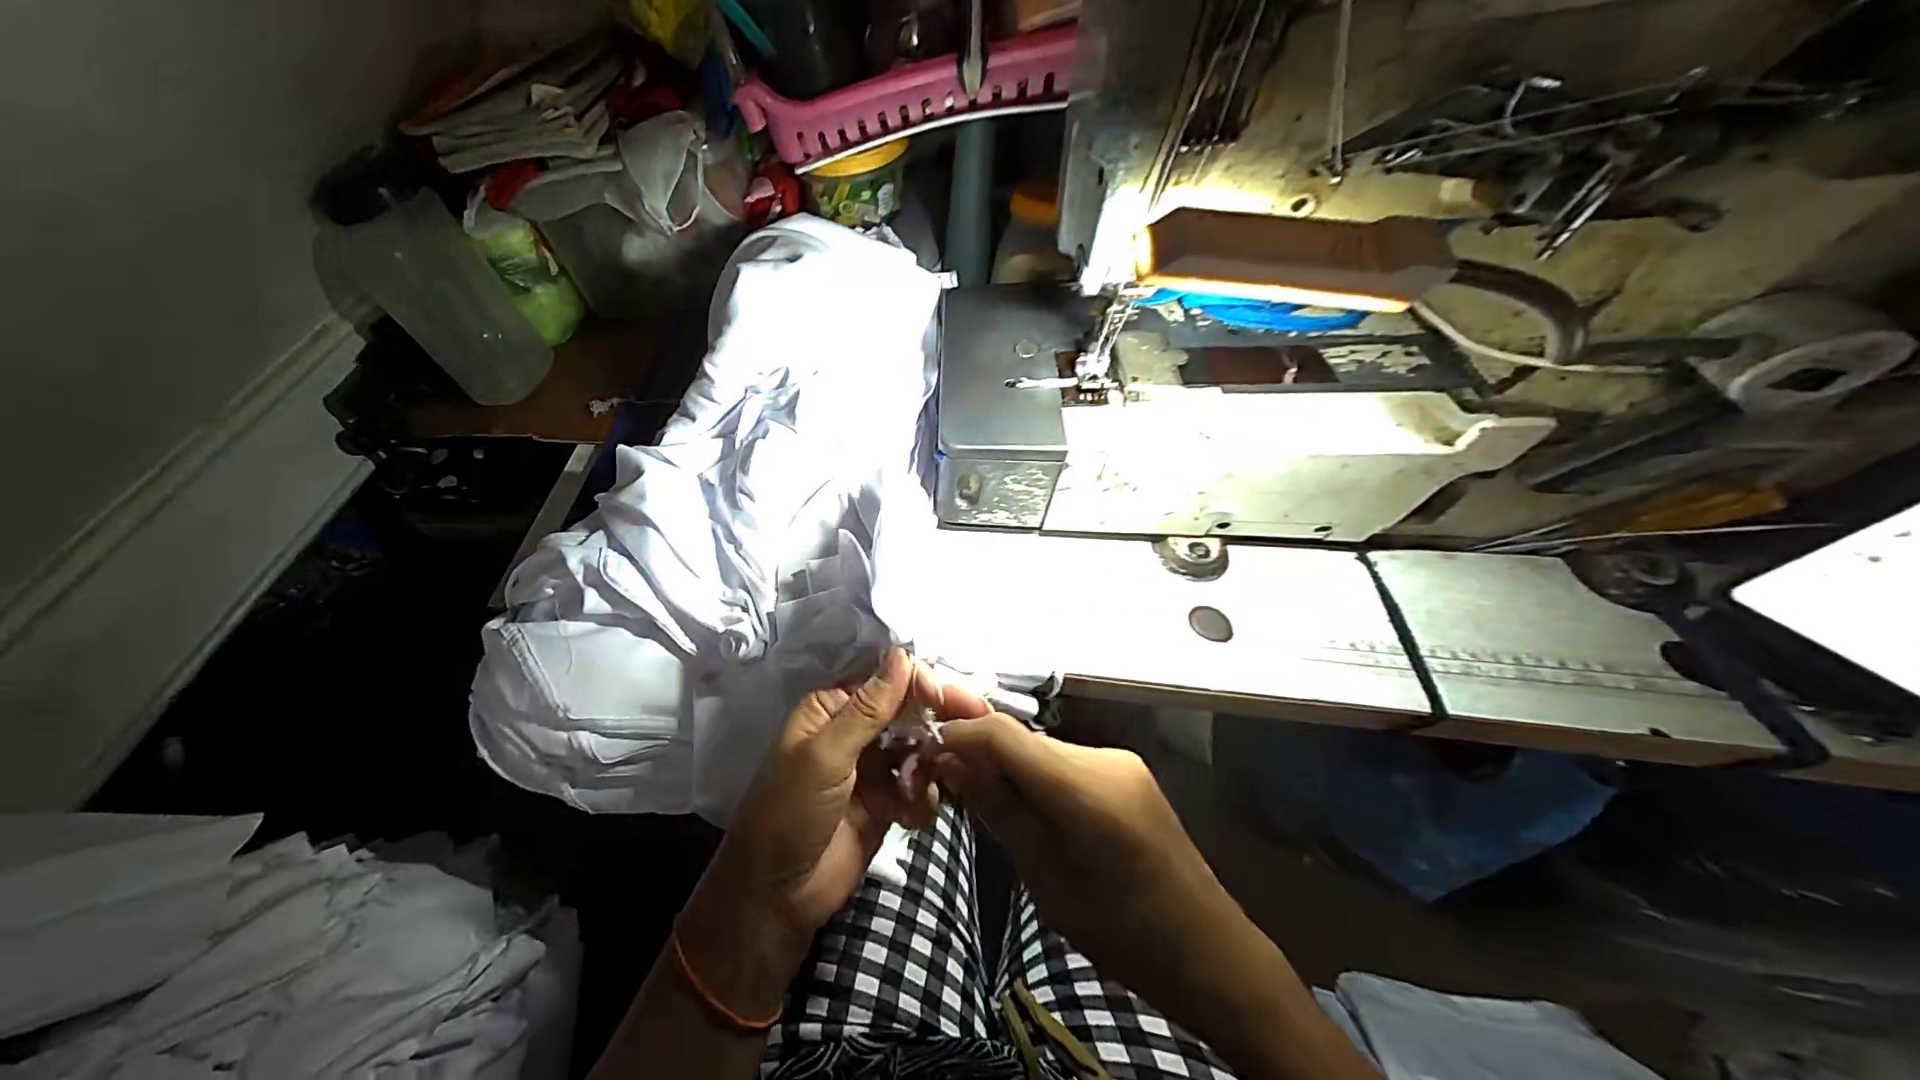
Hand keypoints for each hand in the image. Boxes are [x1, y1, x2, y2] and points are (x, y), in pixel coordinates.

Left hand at [676, 650, 991, 1018]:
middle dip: (933, 725)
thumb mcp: (825, 756)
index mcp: (832, 708)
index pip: (885, 679)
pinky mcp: (889, 802)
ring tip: (917, 790)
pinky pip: (922, 786)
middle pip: (909, 711)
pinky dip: (924, 797)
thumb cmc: (790, 813)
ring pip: (921, 748)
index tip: (944, 698)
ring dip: (928, 766)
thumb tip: (902, 654)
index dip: (917, 683)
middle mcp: (856, 730)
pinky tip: (912, 815)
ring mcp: (874, 767)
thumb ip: (868, 709)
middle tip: (961, 737)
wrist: (779, 897)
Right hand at [933, 715, 1379, 1079]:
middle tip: (950, 790)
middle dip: (982, 758)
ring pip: (1044, 752)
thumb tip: (951, 762)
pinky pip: (1068, 764)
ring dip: (1012, 771)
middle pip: (1023, 741)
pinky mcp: (1129, 772)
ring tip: (994, 811)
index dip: (959, 735)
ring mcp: (1121, 762)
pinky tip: (1037, 815)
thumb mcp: (1046, 880)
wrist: (1209, 949)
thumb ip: (1000, 812)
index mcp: (1084, 790)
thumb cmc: (1122, 933)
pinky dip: (1040, 780)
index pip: (1005, 734)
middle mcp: (1103, 759)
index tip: (924, 753)